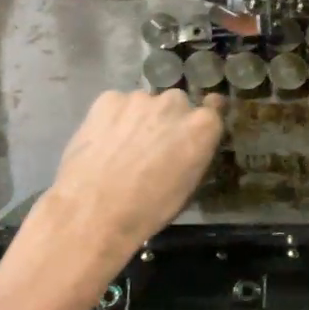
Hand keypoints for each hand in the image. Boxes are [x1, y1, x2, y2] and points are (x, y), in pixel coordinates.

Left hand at [44, 89, 224, 256]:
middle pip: (176, 104)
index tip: (192, 130)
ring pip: (144, 104)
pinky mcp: (108, 99)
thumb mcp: (188, 186)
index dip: (201, 119)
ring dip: (139, 119)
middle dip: (168, 120)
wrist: (94, 211)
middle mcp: (174, 103)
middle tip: (153, 145)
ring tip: (122, 147)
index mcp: (202, 126)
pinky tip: (103, 141)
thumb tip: (191, 144)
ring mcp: (140, 98)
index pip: (214, 108)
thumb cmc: (149, 209)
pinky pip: (117, 105)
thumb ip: (195, 153)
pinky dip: (113, 119)